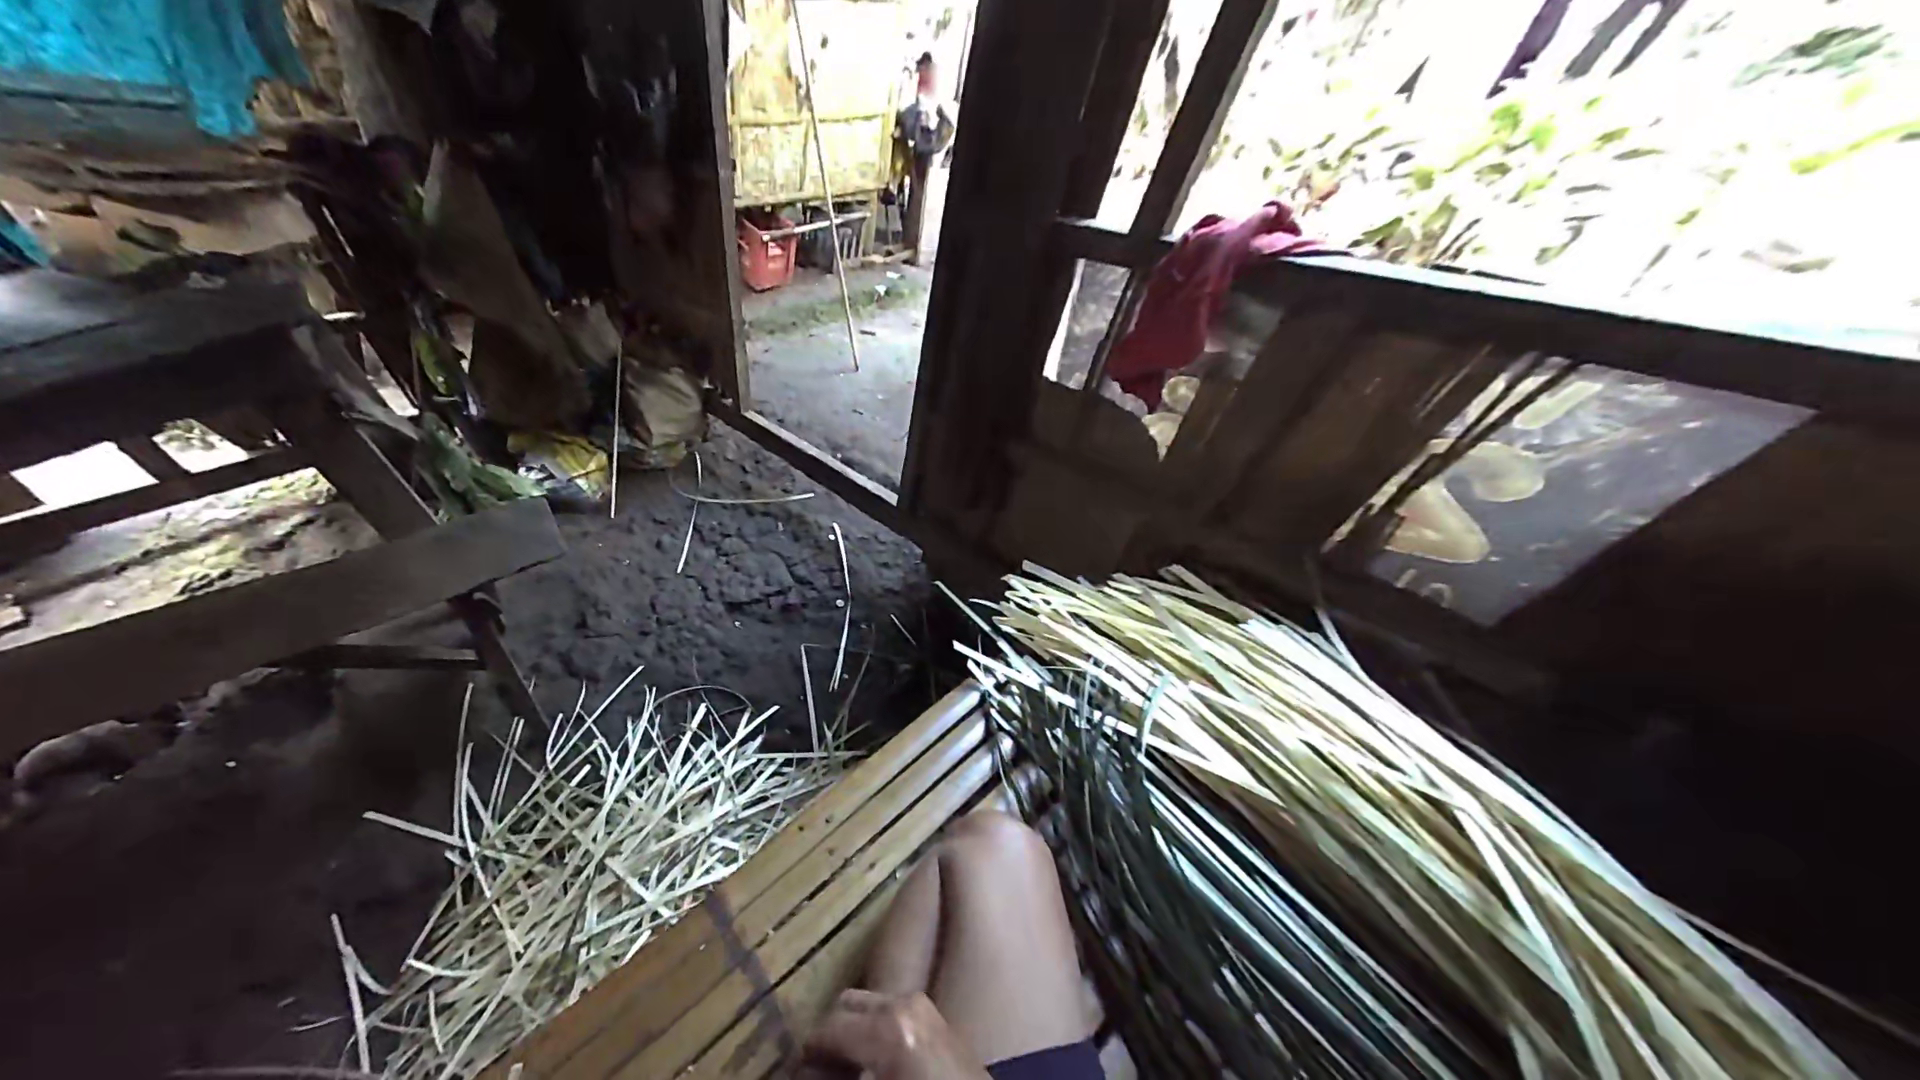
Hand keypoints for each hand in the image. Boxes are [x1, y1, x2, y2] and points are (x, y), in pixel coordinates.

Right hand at [804, 989, 993, 1079]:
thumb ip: (840, 1074)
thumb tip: (808, 1070)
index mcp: (890, 1027)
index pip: (825, 1031)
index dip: (806, 1061)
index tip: (800, 1077)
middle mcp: (905, 1003)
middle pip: (845, 1005)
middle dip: (828, 1039)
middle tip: (820, 1074)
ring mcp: (924, 1006)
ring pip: (869, 1006)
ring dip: (851, 1035)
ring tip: (846, 1071)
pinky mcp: (937, 1018)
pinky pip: (891, 1014)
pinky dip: (874, 1035)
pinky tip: (874, 1066)